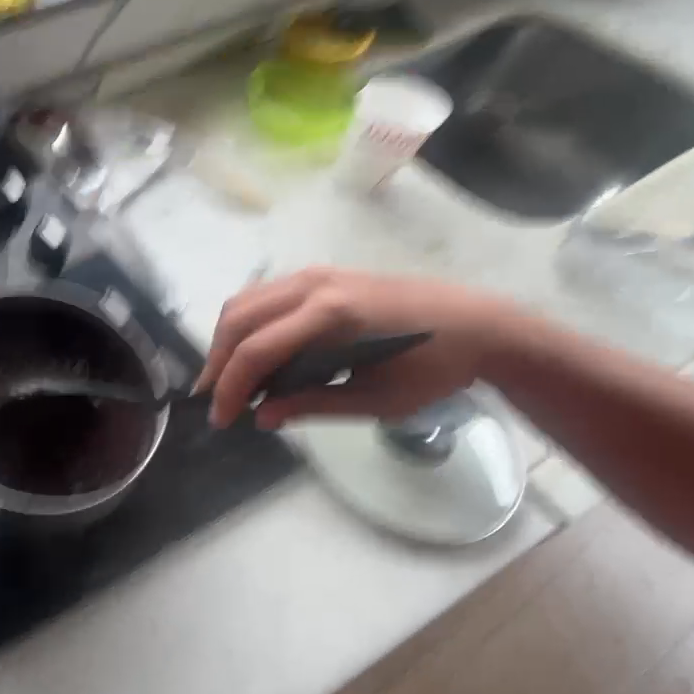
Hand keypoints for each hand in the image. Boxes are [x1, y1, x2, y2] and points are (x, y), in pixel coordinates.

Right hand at [193, 268, 524, 429]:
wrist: (479, 325)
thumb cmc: (435, 369)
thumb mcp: (377, 400)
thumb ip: (313, 406)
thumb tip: (261, 417)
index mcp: (332, 317)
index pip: (257, 350)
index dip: (230, 386)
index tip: (221, 419)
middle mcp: (314, 286)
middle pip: (238, 319)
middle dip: (218, 362)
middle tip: (213, 399)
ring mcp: (314, 274)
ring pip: (244, 302)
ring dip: (227, 341)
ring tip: (227, 378)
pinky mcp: (318, 275)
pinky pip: (263, 296)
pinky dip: (245, 325)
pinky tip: (252, 353)